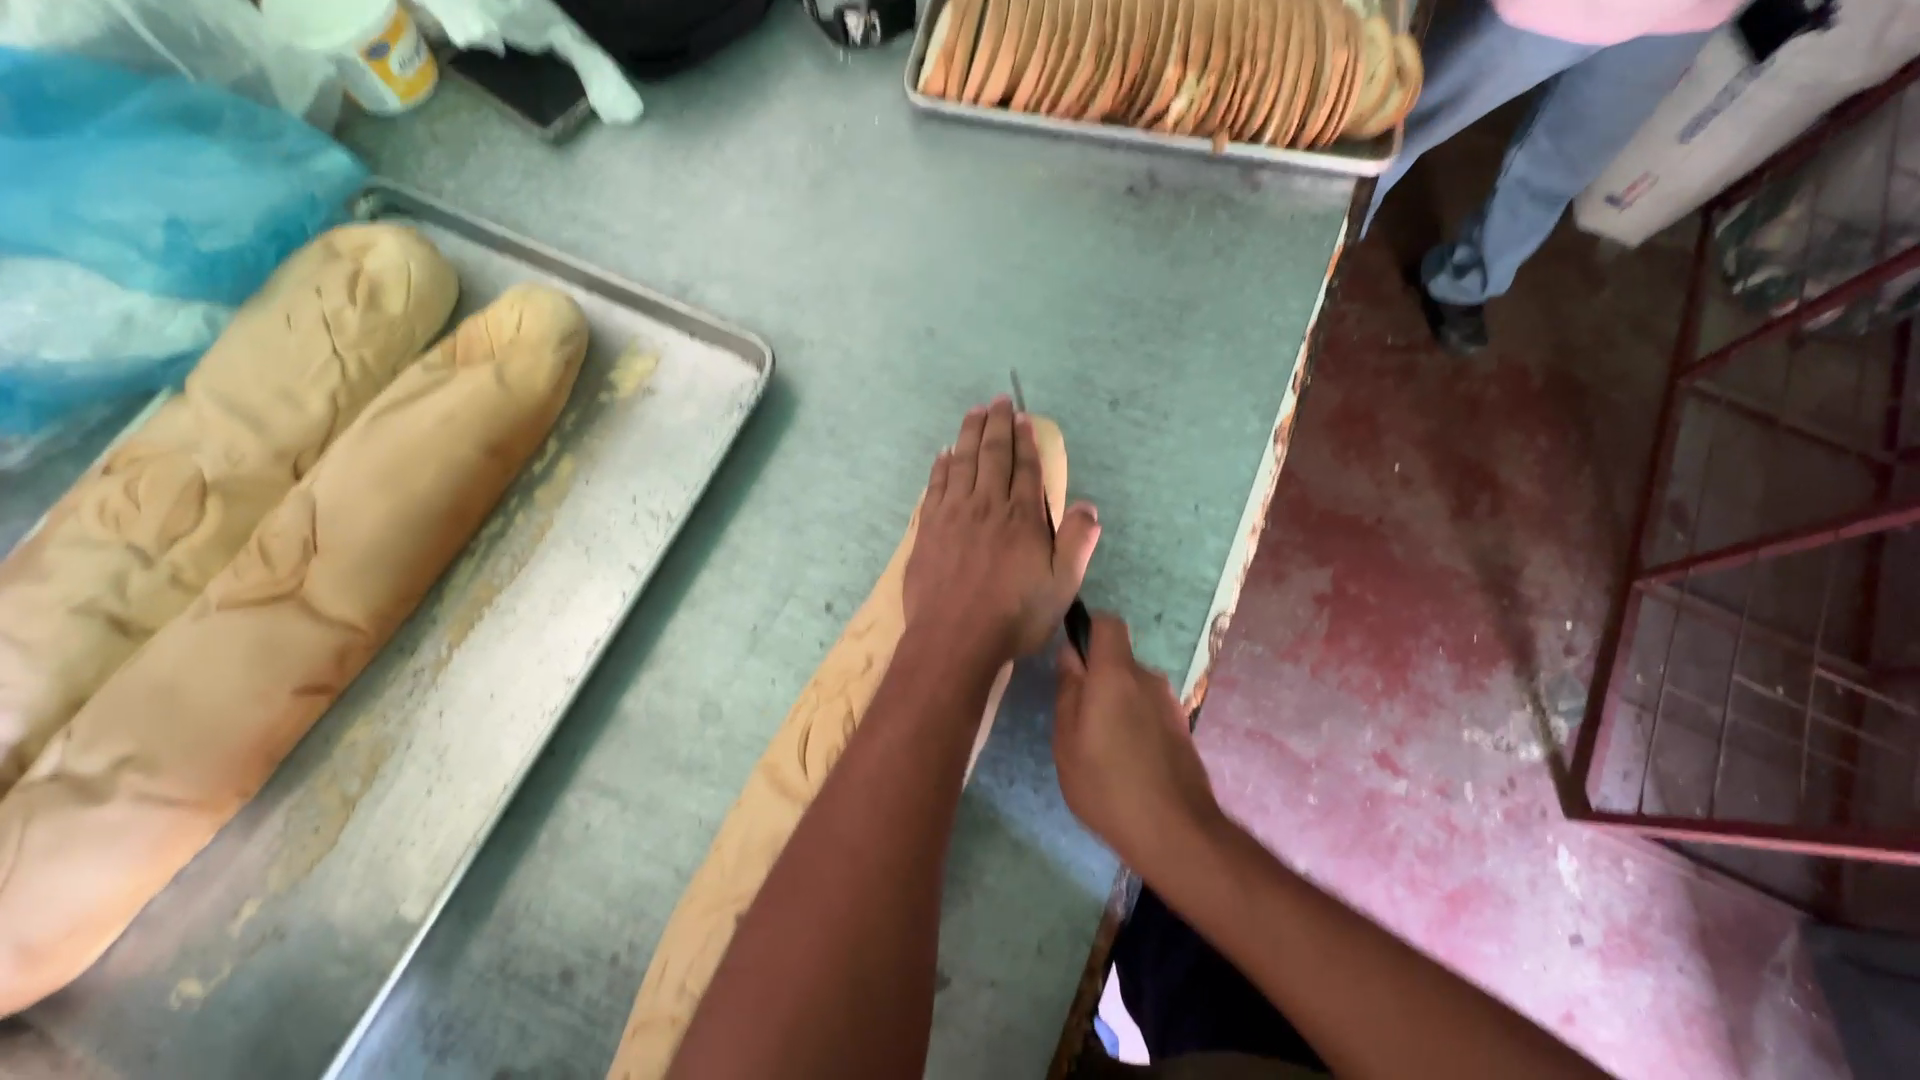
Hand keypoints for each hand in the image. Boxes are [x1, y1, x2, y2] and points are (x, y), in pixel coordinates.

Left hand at [903, 397, 1099, 660]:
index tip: (1024, 418)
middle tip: (998, 401)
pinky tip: (944, 453)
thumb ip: (1076, 542)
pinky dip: (942, 465)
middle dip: (998, 425)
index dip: (1026, 440)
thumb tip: (1087, 505)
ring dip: (969, 434)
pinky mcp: (928, 528)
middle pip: (992, 455)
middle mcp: (987, 505)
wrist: (954, 638)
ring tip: (975, 412)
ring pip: (962, 462)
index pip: (1025, 468)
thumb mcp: (1062, 585)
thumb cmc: (1014, 616)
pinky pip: (936, 485)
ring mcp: (953, 514)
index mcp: (1022, 517)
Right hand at [1054, 614, 1223, 880]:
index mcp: (1116, 674)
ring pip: (1134, 690)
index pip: (1108, 624)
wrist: (1174, 831)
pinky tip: (1127, 765)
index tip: (1071, 659)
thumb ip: (1068, 691)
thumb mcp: (1067, 741)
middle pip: (1119, 662)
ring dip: (1117, 707)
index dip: (1088, 631)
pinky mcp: (1181, 729)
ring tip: (1102, 750)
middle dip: (1098, 681)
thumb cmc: (1107, 784)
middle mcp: (1148, 679)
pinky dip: (1135, 726)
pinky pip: (1149, 713)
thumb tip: (1070, 655)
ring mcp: (1170, 704)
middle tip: (1078, 722)